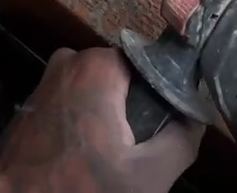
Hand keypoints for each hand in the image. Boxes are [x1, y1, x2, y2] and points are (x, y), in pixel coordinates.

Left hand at [0, 47, 202, 192]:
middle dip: (138, 110)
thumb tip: (197, 116)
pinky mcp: (40, 93)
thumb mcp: (146, 176)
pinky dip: (91, 121)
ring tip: (118, 156)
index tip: (170, 126)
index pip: (150, 65)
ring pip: (101, 91)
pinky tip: (93, 152)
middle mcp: (74, 56)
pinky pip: (79, 98)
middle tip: (142, 150)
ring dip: (114, 119)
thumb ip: (180, 141)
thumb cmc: (82, 184)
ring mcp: (52, 74)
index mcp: (100, 64)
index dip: (164, 95)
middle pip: (126, 79)